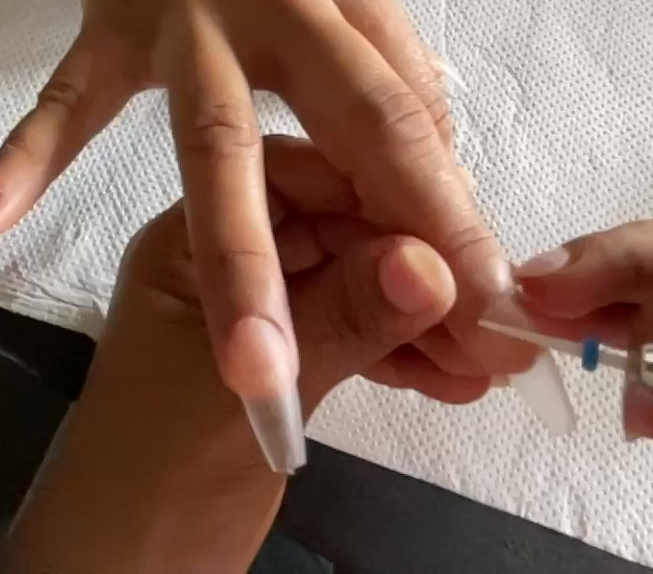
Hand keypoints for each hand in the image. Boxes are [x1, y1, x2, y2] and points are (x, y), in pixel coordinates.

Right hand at [0, 0, 560, 467]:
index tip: (496, 310)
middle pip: (358, 127)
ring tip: (250, 363)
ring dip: (237, 251)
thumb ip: (380, 52)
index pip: (420, 118)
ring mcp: (193, 14)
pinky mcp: (111, 15)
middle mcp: (288, 6)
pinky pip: (69, 96)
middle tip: (446, 356)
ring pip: (221, 138)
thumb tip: (430, 149)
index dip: (460, 214)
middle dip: (402, 241)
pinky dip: (27, 157)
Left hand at [1, 136, 467, 573]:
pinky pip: (355, 337)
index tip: (451, 221)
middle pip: (333, 233)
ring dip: (421, 318)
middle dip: (412, 263)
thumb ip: (342, 318)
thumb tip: (434, 260)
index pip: (290, 179)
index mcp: (191, 238)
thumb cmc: (160, 473)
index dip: (370, 190)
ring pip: (352, 288)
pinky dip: (404, 355)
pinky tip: (458, 379)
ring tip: (491, 357)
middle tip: (491, 304)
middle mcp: (227, 261)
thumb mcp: (254, 388)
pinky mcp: (289, 361)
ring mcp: (261, 314)